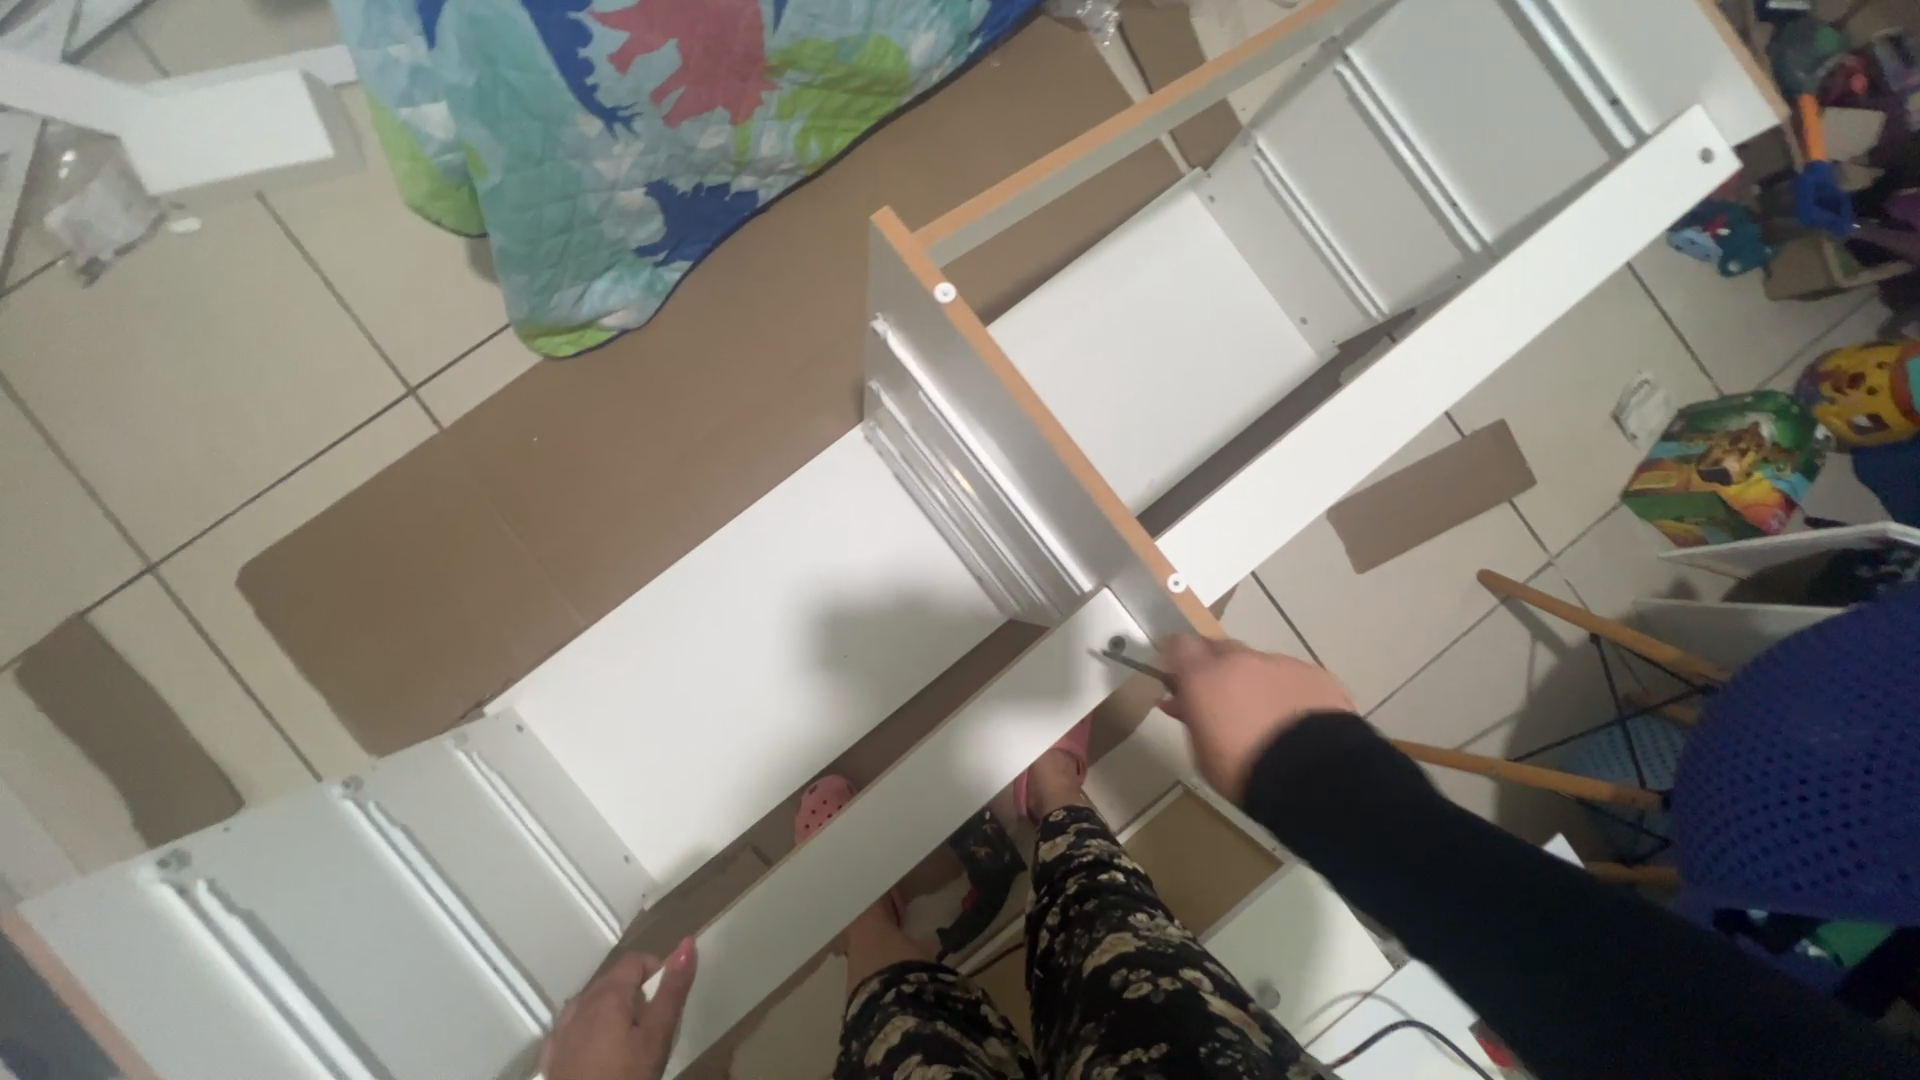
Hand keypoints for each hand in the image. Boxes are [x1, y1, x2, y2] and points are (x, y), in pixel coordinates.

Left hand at [540, 939, 696, 1079]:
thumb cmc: (627, 1078)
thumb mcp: (658, 1035)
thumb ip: (673, 988)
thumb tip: (688, 941)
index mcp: (607, 994)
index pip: (635, 960)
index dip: (655, 972)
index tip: (665, 1003)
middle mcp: (579, 1004)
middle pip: (613, 980)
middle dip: (635, 992)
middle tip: (652, 1027)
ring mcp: (559, 1031)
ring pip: (591, 1002)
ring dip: (611, 1010)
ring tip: (627, 1043)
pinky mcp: (550, 1057)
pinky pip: (571, 1027)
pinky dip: (587, 1030)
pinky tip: (596, 1054)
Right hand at [1160, 635, 1355, 801]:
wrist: (1314, 774)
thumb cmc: (1243, 769)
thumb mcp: (1202, 751)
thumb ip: (1190, 718)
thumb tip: (1180, 701)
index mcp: (1203, 677)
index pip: (1179, 645)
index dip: (1179, 657)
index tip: (1180, 675)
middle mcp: (1238, 660)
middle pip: (1220, 648)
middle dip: (1217, 667)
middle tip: (1222, 697)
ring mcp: (1279, 663)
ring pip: (1258, 663)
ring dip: (1255, 680)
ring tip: (1268, 715)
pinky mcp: (1314, 673)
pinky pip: (1292, 675)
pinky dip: (1288, 690)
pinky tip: (1298, 718)